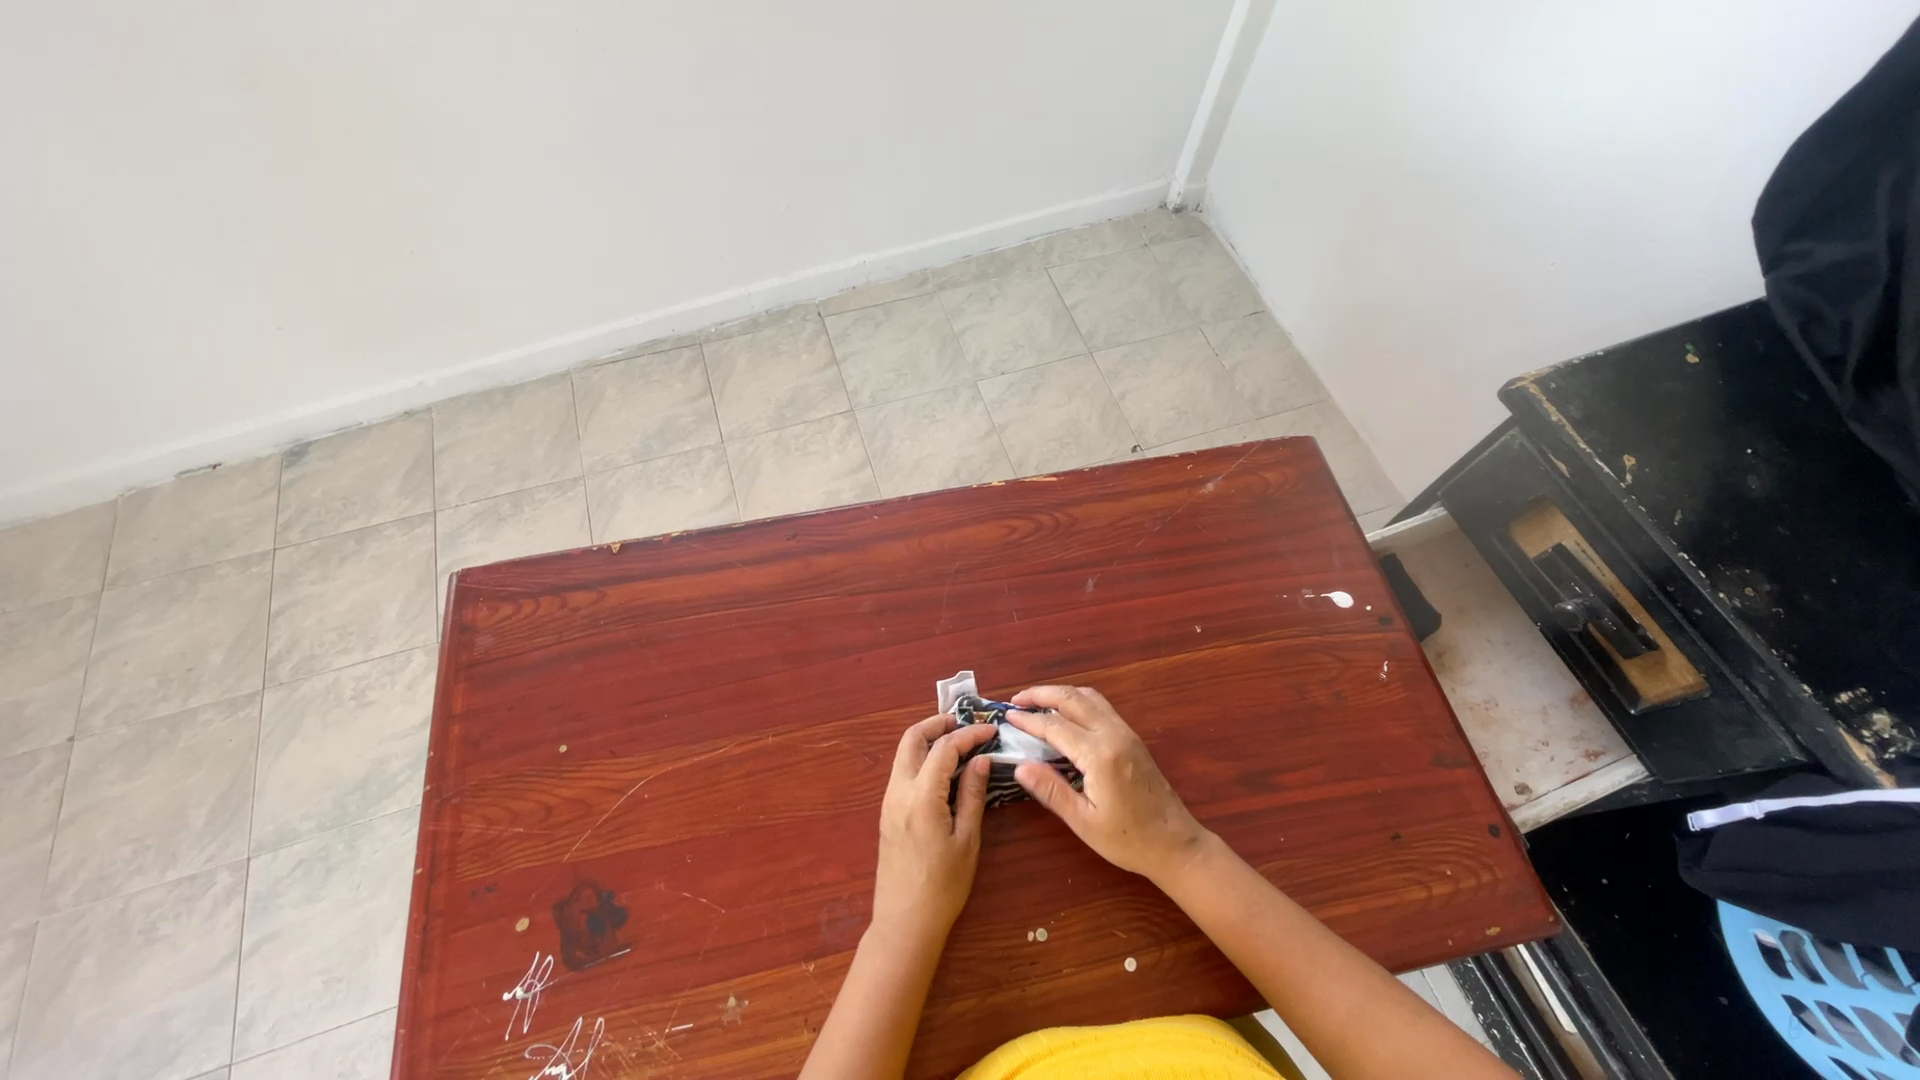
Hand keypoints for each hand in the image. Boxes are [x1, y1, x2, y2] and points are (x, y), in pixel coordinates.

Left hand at [871, 715, 995, 944]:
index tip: (991, 731)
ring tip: (958, 743)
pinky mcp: (887, 812)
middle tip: (965, 724)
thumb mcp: (967, 839)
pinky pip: (903, 772)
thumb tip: (980, 759)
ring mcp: (888, 801)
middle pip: (911, 739)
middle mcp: (898, 791)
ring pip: (904, 753)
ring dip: (928, 740)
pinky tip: (944, 770)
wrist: (905, 922)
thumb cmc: (943, 886)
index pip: (944, 748)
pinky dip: (922, 759)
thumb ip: (972, 794)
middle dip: (937, 724)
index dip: (968, 734)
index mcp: (920, 797)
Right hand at [1006, 685, 1212, 883]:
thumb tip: (1019, 766)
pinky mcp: (1133, 739)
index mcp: (1099, 755)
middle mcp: (1114, 735)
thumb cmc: (1128, 840)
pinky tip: (1065, 714)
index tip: (1006, 717)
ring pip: (1089, 698)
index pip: (1055, 726)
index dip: (1028, 720)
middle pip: (1073, 699)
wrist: (1176, 844)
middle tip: (1016, 700)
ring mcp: (1126, 734)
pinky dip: (1078, 701)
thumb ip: (1051, 790)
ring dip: (1061, 693)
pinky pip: (1101, 707)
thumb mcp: (1084, 821)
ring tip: (1036, 701)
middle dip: (1041, 694)